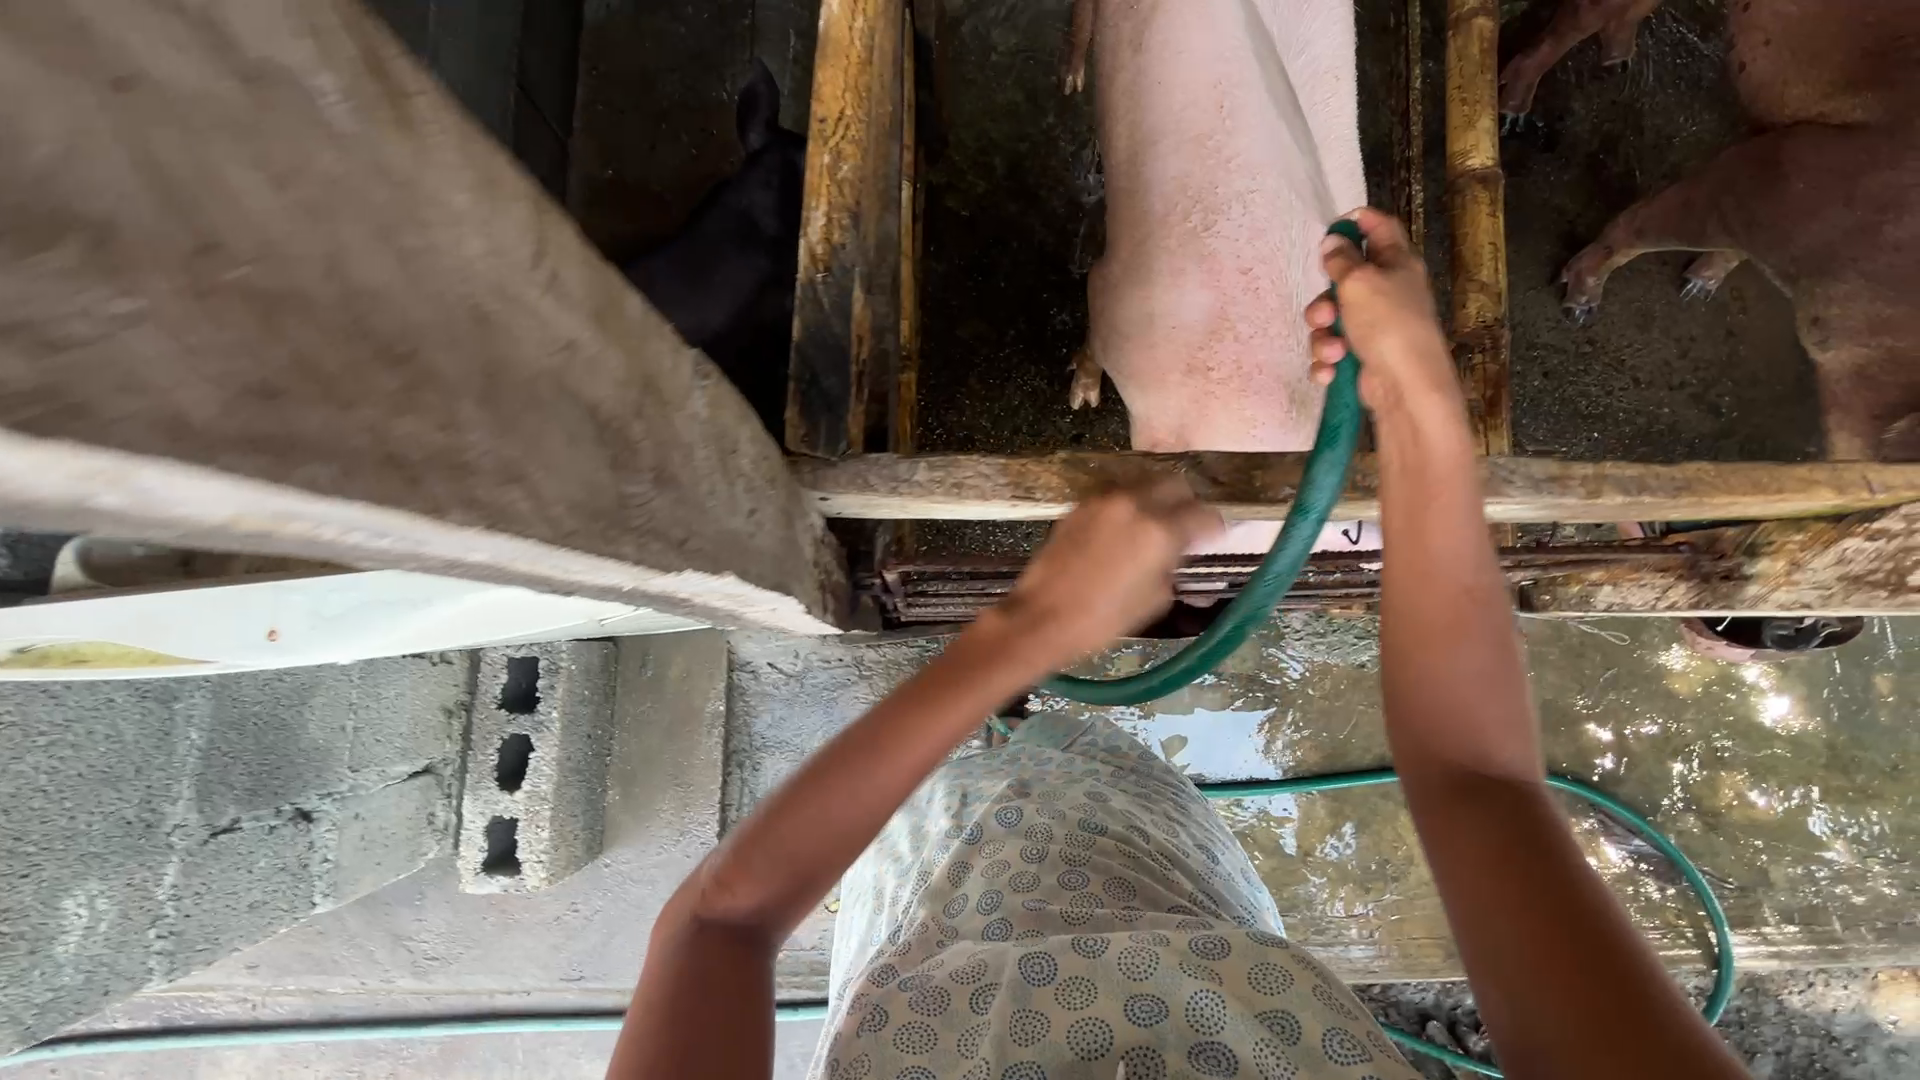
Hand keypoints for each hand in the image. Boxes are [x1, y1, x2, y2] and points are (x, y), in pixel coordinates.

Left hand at [988, 477, 1223, 665]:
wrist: (1042, 617)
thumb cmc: (1102, 620)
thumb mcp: (1154, 599)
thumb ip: (1172, 565)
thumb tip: (1177, 551)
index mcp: (1159, 531)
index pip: (1203, 514)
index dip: (1215, 526)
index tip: (1215, 536)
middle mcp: (1134, 504)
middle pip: (1175, 483)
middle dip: (1186, 501)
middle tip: (1186, 523)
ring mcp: (1104, 500)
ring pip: (1143, 481)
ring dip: (1156, 497)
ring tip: (1155, 521)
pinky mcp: (1080, 505)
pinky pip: (1115, 493)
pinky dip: (1128, 502)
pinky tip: (1126, 525)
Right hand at [1304, 208, 1463, 421]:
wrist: (1404, 384)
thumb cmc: (1387, 323)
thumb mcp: (1359, 282)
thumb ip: (1341, 260)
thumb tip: (1331, 241)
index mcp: (1396, 264)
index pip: (1380, 229)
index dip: (1358, 222)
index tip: (1332, 226)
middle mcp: (1386, 291)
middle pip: (1343, 281)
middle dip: (1324, 299)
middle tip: (1323, 313)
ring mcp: (1374, 326)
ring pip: (1331, 320)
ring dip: (1323, 336)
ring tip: (1332, 350)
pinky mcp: (1361, 355)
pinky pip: (1332, 351)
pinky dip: (1326, 361)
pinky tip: (1330, 371)